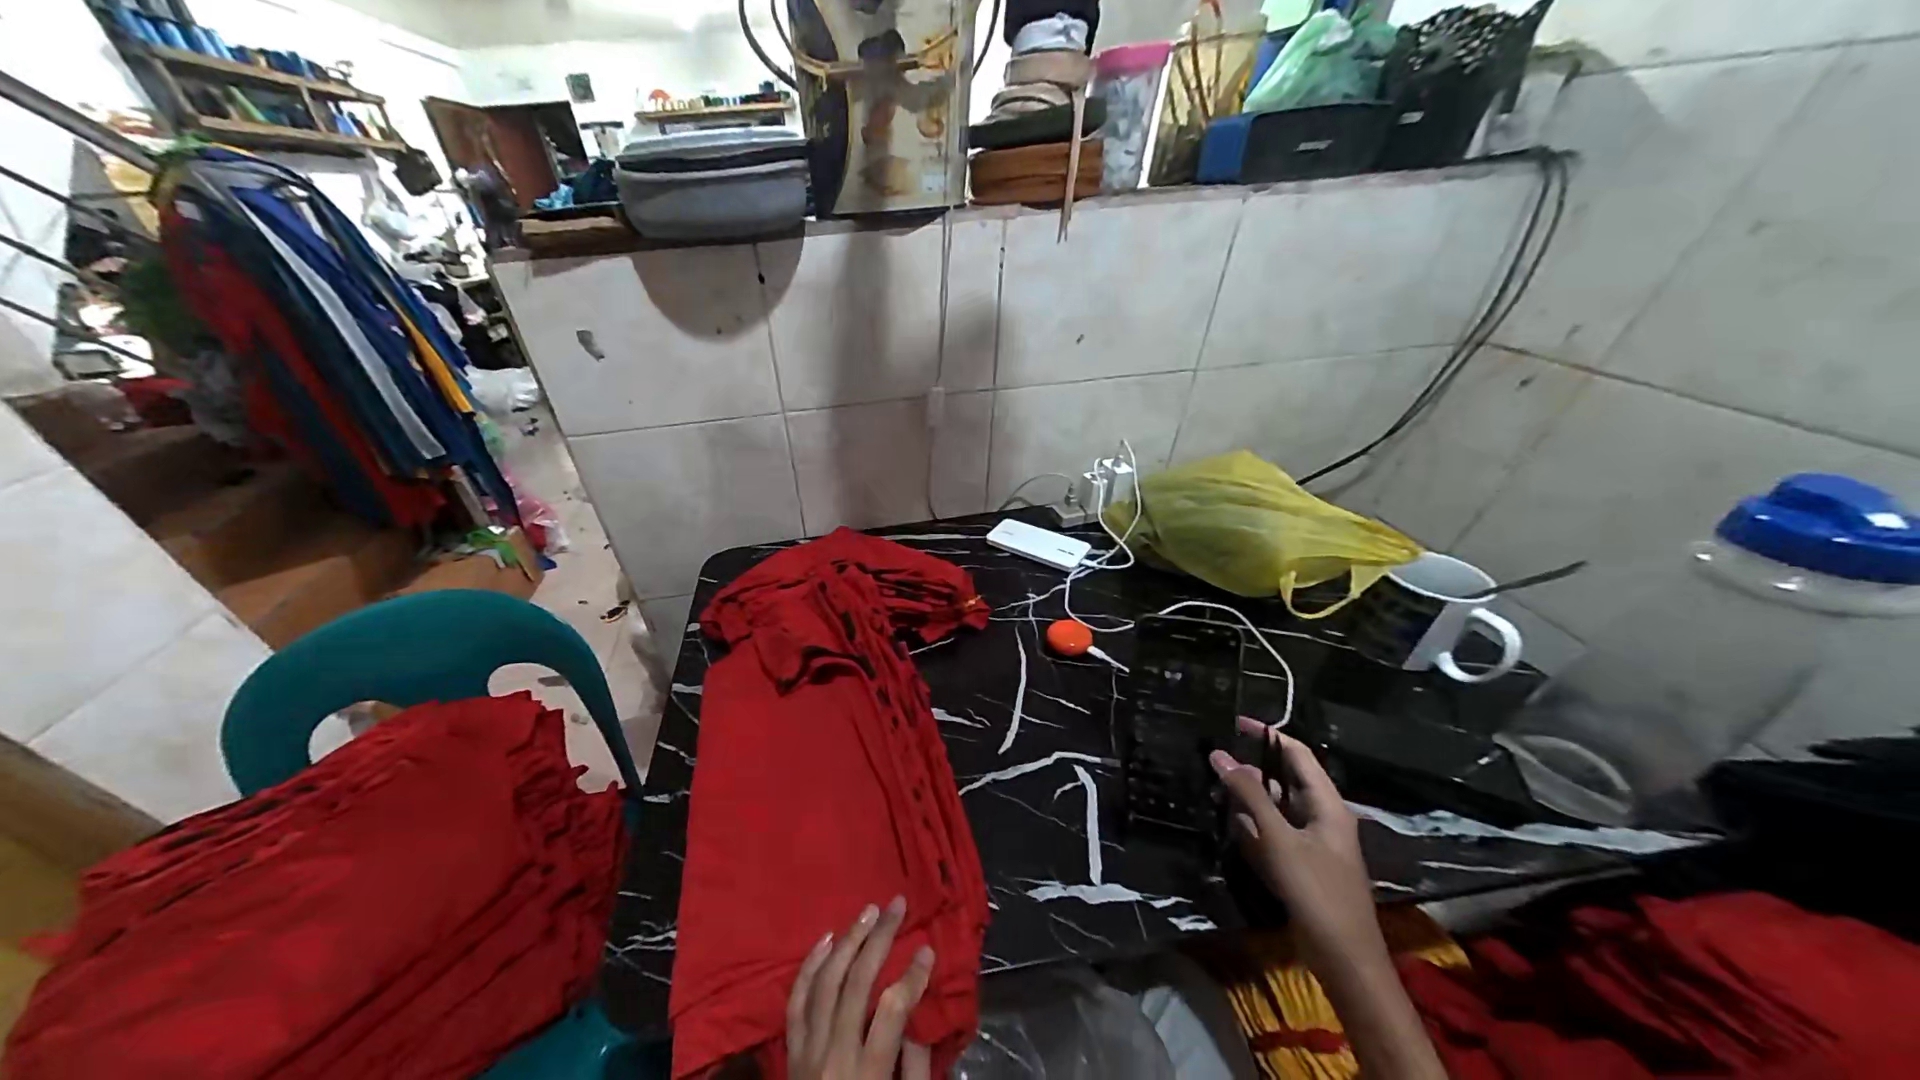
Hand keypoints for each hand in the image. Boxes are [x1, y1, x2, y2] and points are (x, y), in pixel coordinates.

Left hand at [787, 896, 935, 1079]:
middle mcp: (833, 1055)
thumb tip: (916, 1016)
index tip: (928, 949)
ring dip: (848, 941)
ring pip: (825, 981)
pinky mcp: (790, 1051)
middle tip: (897, 904)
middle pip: (857, 982)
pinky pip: (795, 1000)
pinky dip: (809, 965)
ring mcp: (806, 1050)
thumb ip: (912, 1066)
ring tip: (868, 912)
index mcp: (866, 1073)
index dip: (913, 975)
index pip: (892, 1009)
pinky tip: (826, 938)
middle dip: (880, 938)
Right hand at [1211, 718, 1383, 971]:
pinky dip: (1252, 824)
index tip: (1234, 722)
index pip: (1297, 754)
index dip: (1268, 735)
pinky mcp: (1300, 863)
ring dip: (1248, 796)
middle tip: (1215, 754)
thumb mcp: (1279, 838)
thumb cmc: (1316, 889)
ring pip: (1275, 806)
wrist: (1343, 956)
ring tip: (1214, 783)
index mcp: (1326, 803)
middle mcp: (1320, 816)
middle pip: (1284, 779)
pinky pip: (1272, 832)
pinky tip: (1229, 823)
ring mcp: (1311, 841)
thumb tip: (1220, 755)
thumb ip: (1250, 796)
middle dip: (1252, 766)